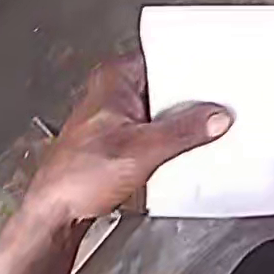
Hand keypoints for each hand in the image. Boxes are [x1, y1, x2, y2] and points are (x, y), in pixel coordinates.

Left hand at [22, 54, 231, 224]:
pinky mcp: (125, 137)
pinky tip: (186, 147)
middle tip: (217, 104)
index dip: (194, 65)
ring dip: (183, 120)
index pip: (166, 56)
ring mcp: (120, 114)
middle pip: (169, 84)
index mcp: (116, 77)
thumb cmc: (75, 178)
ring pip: (166, 108)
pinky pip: (160, 128)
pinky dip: (174, 137)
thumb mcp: (142, 150)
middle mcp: (116, 90)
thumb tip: (216, 117)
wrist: (54, 216)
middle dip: (193, 96)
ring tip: (204, 127)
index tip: (218, 73)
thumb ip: (184, 132)